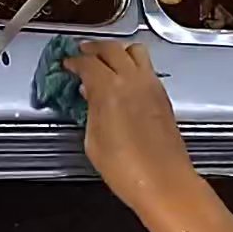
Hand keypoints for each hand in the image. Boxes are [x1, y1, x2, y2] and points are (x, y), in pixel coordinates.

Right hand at [64, 41, 199, 214]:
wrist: (165, 184)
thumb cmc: (125, 169)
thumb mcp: (93, 140)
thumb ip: (90, 111)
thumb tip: (90, 97)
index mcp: (108, 88)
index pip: (87, 62)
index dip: (74, 61)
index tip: (67, 63)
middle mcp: (131, 79)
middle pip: (110, 48)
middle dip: (93, 48)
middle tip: (83, 54)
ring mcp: (150, 84)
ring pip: (134, 50)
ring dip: (117, 51)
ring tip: (107, 61)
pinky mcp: (162, 95)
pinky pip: (146, 67)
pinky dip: (133, 65)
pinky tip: (125, 80)